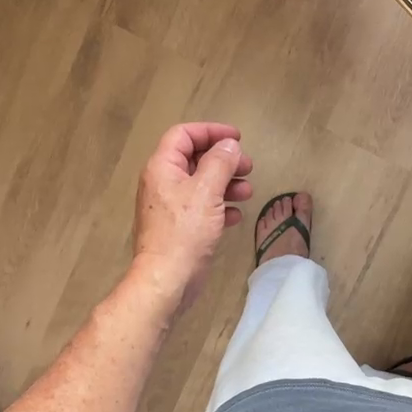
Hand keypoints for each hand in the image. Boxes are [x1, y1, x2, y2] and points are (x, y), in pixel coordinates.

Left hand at [130, 122, 253, 310]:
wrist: (167, 280)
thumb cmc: (185, 232)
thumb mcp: (206, 191)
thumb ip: (220, 162)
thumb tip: (229, 146)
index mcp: (163, 168)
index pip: (184, 135)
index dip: (211, 131)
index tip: (237, 139)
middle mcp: (163, 183)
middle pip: (195, 159)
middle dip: (224, 160)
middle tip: (248, 167)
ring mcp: (170, 208)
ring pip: (201, 185)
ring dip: (226, 184)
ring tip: (248, 191)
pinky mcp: (180, 229)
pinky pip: (202, 208)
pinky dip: (220, 207)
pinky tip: (236, 216)